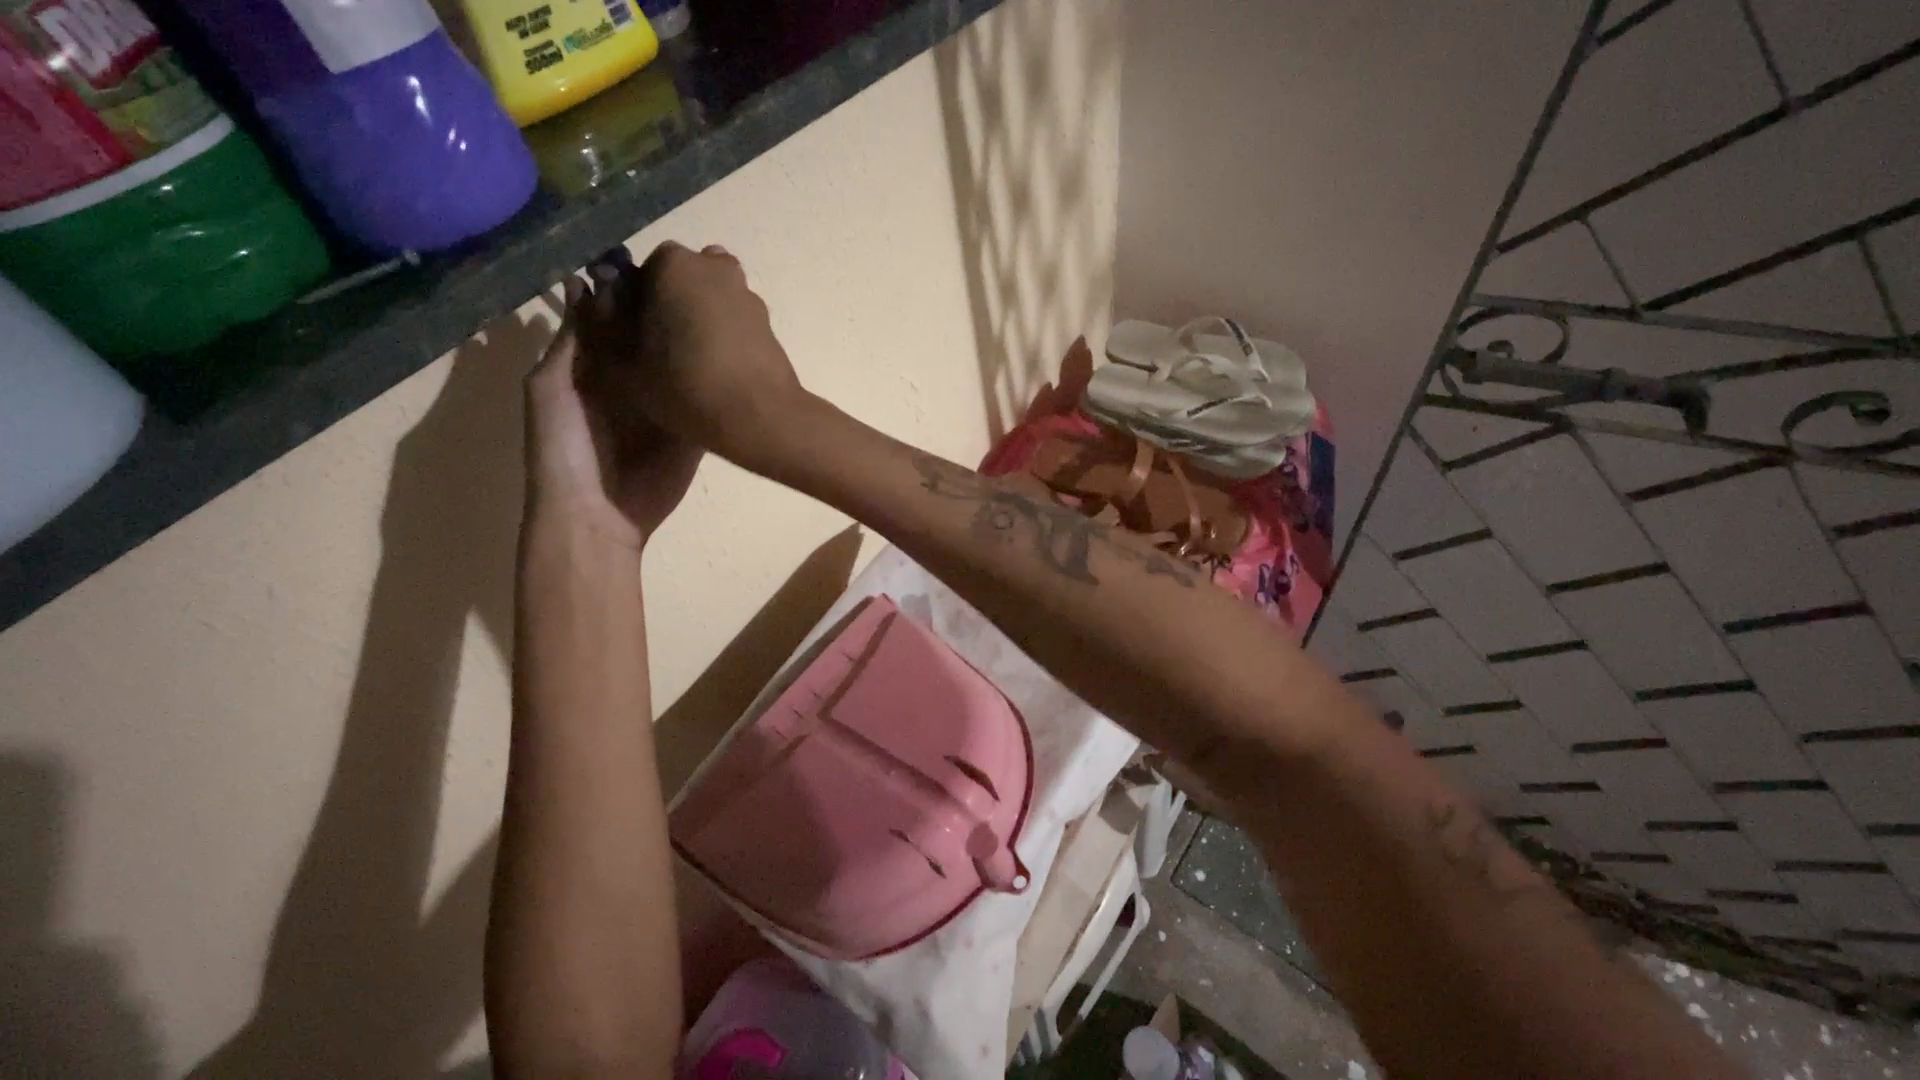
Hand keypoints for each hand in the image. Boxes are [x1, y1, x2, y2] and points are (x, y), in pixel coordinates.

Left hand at [524, 274, 703, 546]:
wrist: (598, 511)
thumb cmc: (564, 447)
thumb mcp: (551, 387)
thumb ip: (571, 342)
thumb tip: (583, 285)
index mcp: (591, 364)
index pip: (611, 317)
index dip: (624, 289)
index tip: (645, 258)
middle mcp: (629, 377)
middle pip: (649, 333)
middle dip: (664, 306)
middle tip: (687, 273)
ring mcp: (663, 400)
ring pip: (678, 359)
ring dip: (692, 335)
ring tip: (713, 298)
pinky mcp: (691, 425)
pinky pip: (703, 393)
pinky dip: (715, 373)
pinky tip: (733, 343)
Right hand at [581, 241, 813, 468]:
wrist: (757, 415)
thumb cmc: (682, 385)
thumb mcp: (623, 361)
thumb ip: (605, 324)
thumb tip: (604, 301)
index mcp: (672, 264)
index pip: (639, 271)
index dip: (631, 303)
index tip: (630, 334)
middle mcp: (713, 265)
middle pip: (678, 279)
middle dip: (666, 303)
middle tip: (657, 349)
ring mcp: (745, 291)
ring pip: (708, 296)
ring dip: (696, 316)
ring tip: (689, 360)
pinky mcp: (767, 319)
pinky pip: (732, 317)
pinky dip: (722, 332)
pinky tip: (717, 366)